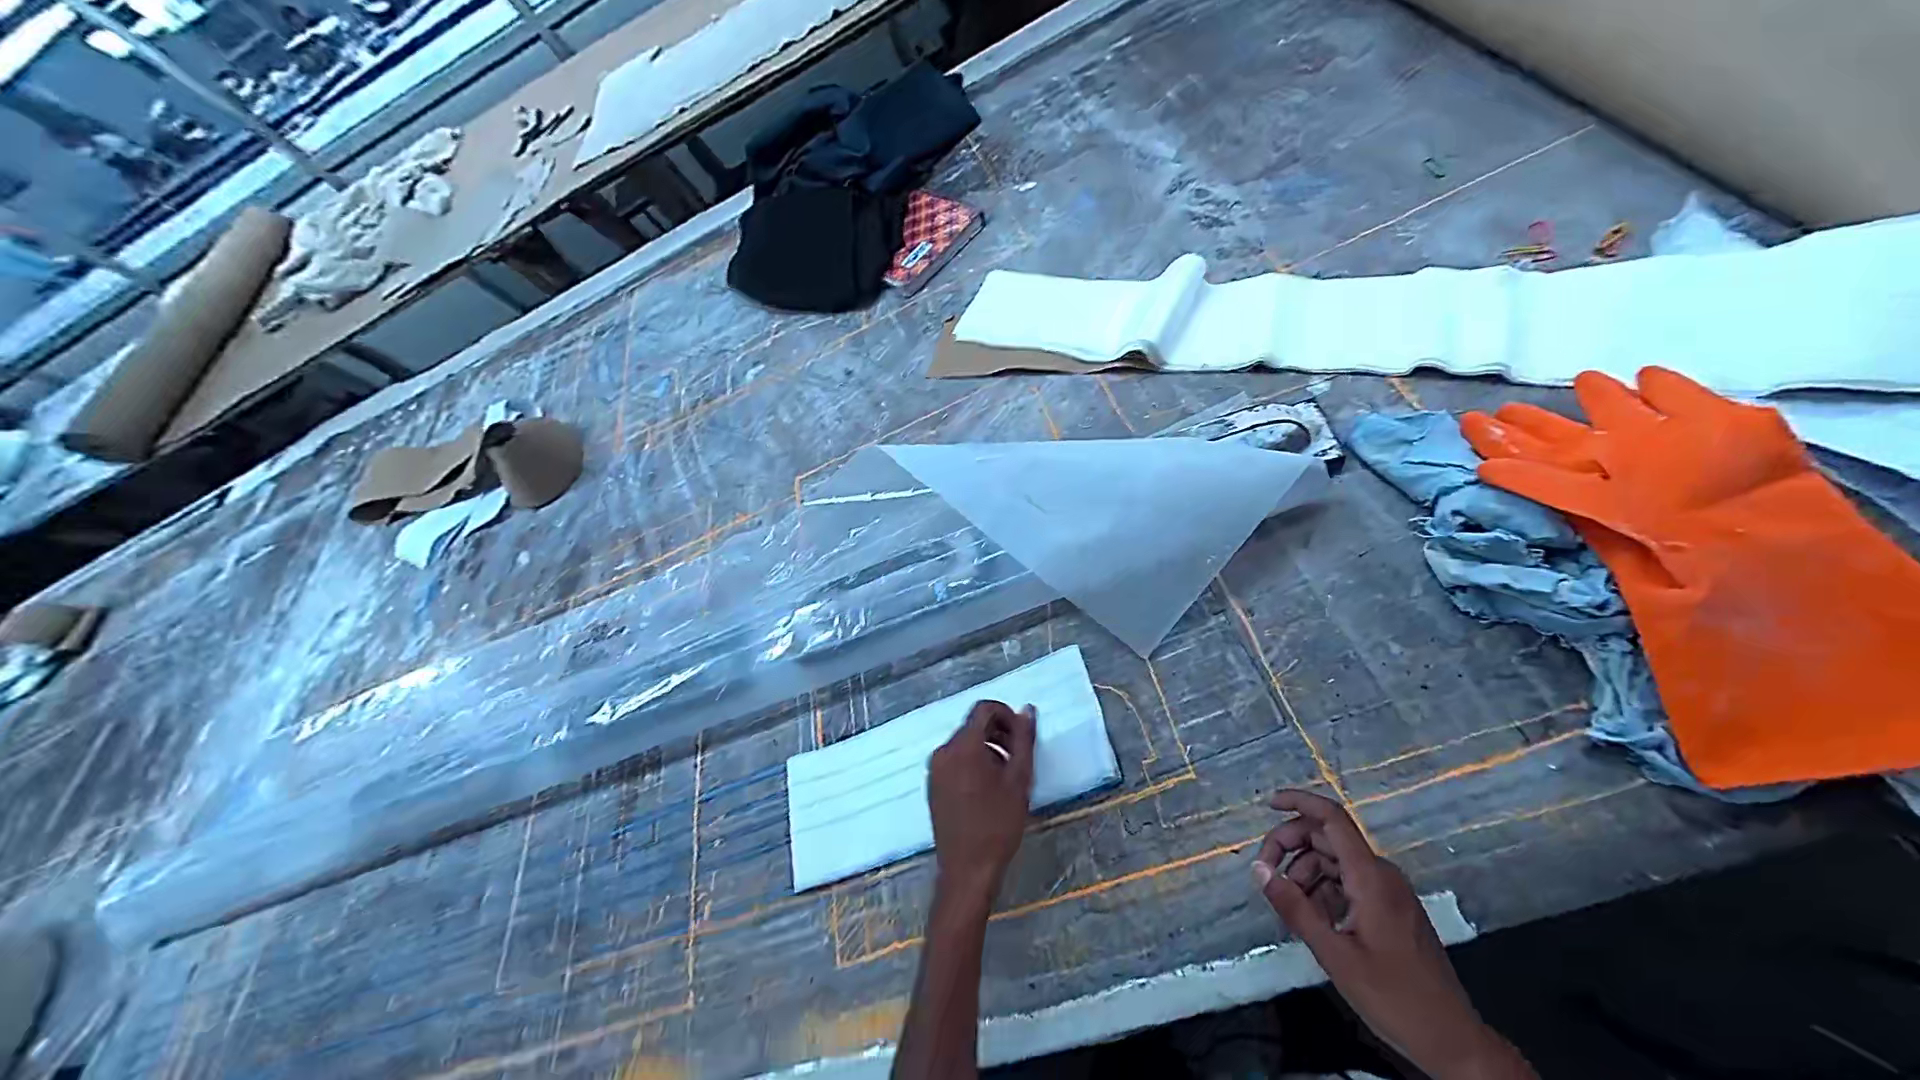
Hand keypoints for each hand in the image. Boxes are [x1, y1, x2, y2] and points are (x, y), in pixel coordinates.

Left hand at [927, 700, 1034, 898]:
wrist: (967, 870)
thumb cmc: (998, 824)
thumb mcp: (1019, 779)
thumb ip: (1024, 740)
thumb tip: (1027, 710)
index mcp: (963, 746)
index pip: (983, 709)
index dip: (1006, 715)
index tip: (1022, 736)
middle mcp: (943, 751)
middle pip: (973, 725)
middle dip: (999, 733)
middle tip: (1019, 758)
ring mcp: (935, 770)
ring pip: (964, 744)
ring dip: (988, 749)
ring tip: (1007, 776)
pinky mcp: (933, 786)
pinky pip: (955, 761)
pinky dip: (973, 763)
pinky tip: (988, 790)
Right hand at [1253, 791, 1533, 1079]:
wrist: (1453, 1041)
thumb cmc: (1394, 998)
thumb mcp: (1334, 954)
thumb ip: (1295, 907)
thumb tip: (1260, 870)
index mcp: (1371, 877)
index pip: (1332, 818)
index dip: (1299, 802)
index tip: (1268, 805)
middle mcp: (1381, 875)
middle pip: (1327, 838)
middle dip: (1290, 847)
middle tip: (1266, 875)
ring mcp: (1389, 891)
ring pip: (1334, 862)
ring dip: (1304, 874)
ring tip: (1290, 908)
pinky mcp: (1390, 908)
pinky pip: (1348, 883)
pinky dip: (1323, 891)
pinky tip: (1314, 919)